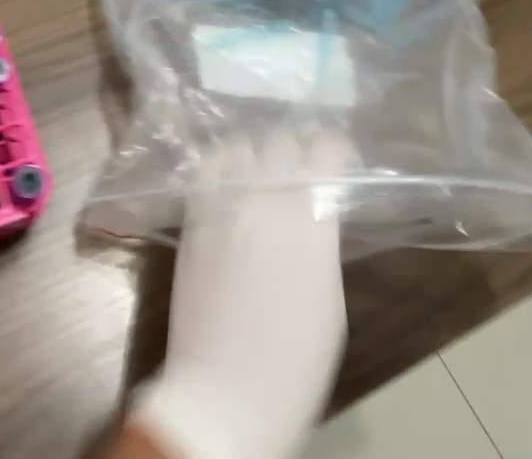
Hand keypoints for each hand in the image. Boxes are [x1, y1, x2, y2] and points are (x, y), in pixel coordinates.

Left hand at [127, 135, 347, 458]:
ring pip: (240, 146)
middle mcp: (265, 201)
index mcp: (310, 224)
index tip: (339, 161)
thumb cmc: (295, 361)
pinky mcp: (192, 219)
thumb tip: (315, 213)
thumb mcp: (330, 298)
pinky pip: (204, 170)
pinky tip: (229, 180)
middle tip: (302, 167)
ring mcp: (222, 206)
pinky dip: (220, 165)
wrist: (224, 390)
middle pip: (281, 141)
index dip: (336, 150)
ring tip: (263, 170)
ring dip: (257, 153)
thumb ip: (320, 241)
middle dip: (297, 148)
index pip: (325, 152)